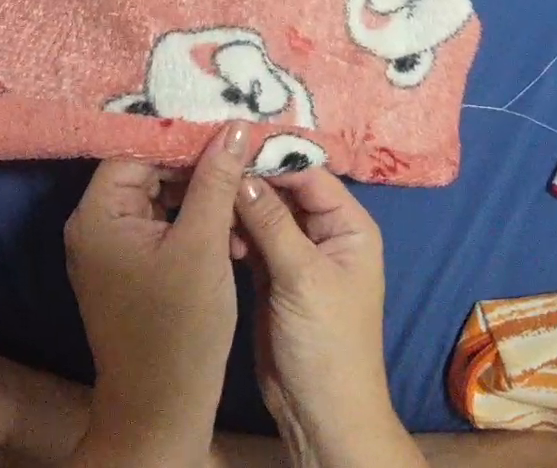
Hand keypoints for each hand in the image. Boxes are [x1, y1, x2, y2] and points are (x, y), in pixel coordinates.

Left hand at [63, 124, 250, 465]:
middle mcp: (96, 223)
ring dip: (203, 193)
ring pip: (162, 195)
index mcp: (99, 213)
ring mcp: (113, 246)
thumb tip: (234, 126)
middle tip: (244, 154)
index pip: (137, 148)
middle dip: (199, 164)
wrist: (162, 412)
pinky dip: (197, 220)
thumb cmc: (180, 327)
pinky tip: (233, 227)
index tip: (227, 124)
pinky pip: (164, 223)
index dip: (182, 134)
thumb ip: (217, 179)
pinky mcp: (132, 266)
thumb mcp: (204, 244)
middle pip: (150, 169)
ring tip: (245, 190)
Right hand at [233, 170, 423, 467]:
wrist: (321, 413)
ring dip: (239, 209)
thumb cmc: (327, 341)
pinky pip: (253, 240)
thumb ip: (273, 223)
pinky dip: (235, 234)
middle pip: (284, 191)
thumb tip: (244, 172)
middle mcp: (325, 232)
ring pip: (264, 214)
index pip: (309, 174)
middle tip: (208, 168)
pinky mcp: (273, 275)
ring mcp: (297, 254)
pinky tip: (215, 234)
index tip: (231, 143)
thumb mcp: (302, 277)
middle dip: (251, 181)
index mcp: (348, 224)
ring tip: (208, 204)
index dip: (273, 158)